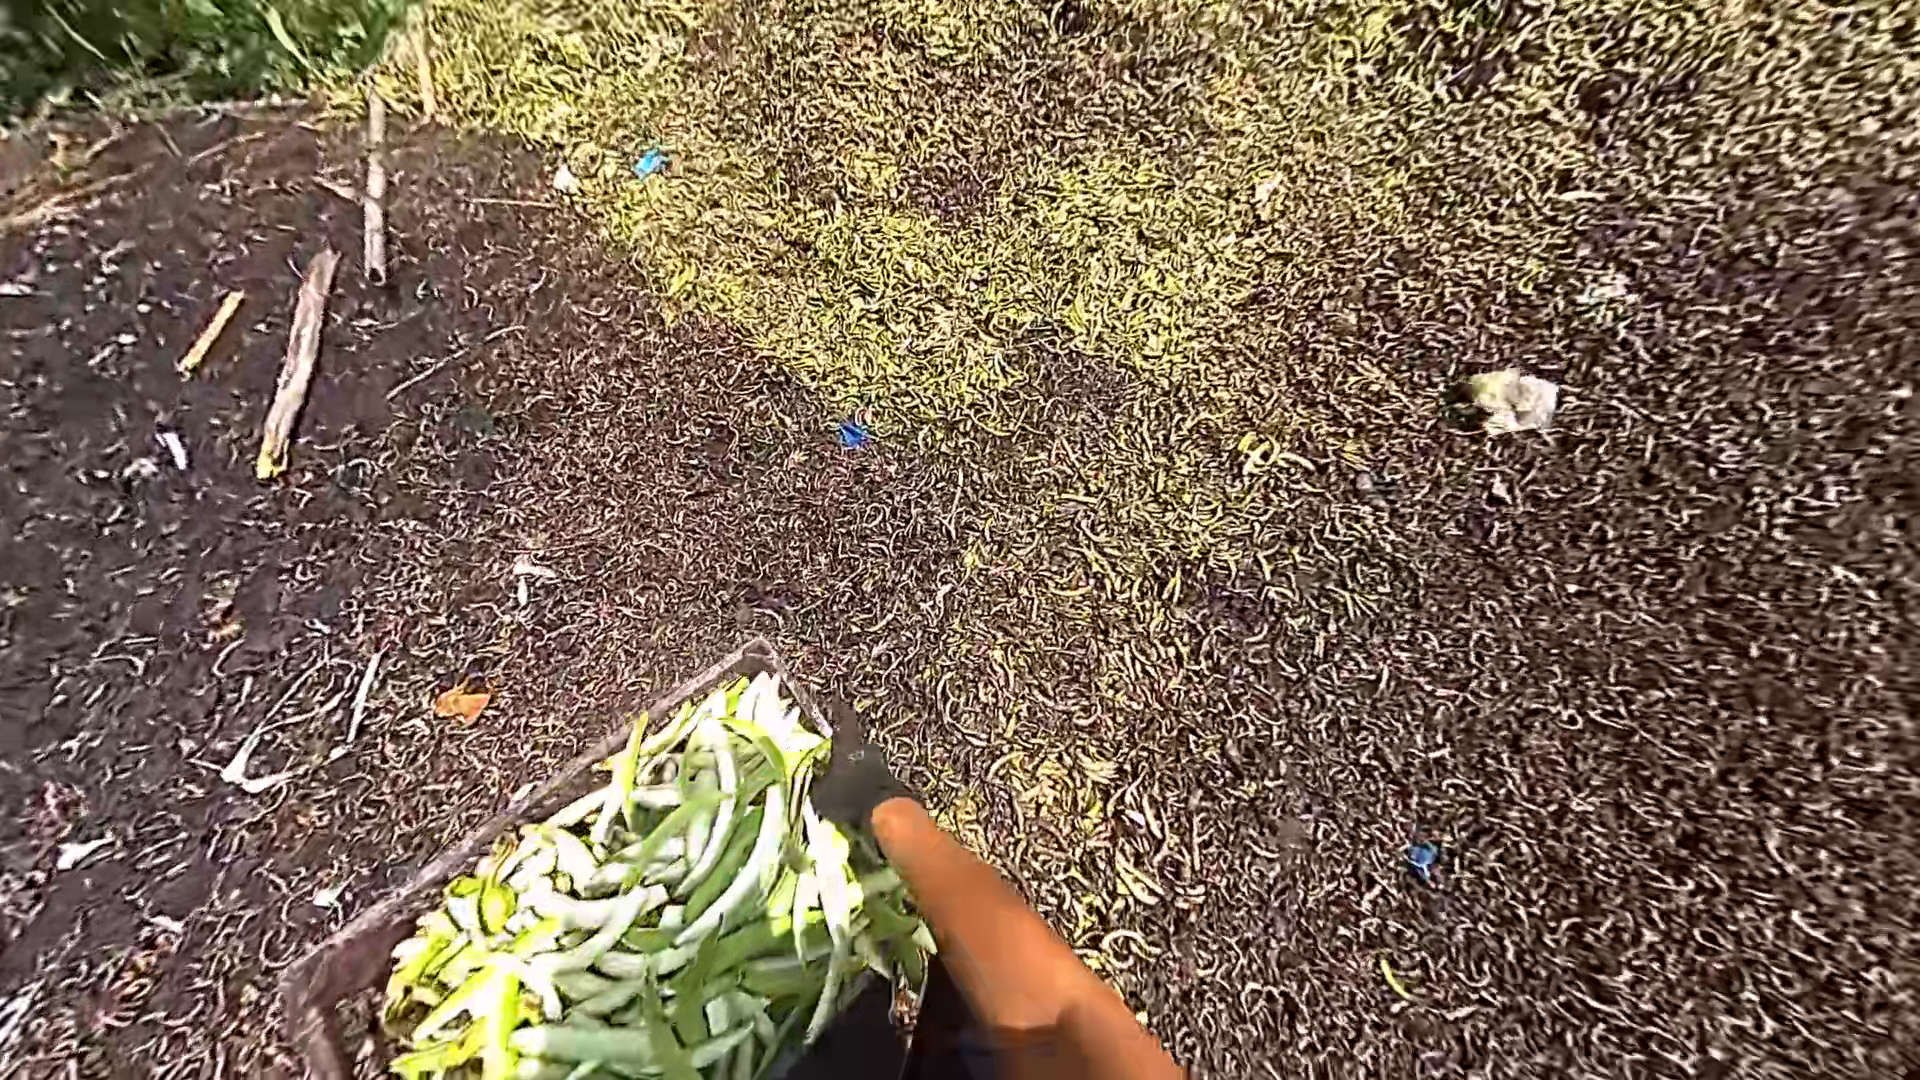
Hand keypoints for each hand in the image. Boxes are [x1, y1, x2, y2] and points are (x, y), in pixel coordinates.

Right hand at [809, 699, 915, 829]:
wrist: (886, 813)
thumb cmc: (850, 798)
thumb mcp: (821, 795)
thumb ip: (817, 782)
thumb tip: (814, 774)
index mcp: (848, 746)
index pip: (844, 720)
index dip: (840, 710)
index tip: (836, 702)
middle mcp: (866, 749)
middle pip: (854, 741)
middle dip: (845, 747)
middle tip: (833, 756)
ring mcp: (881, 763)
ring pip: (864, 759)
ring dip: (856, 765)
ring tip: (845, 779)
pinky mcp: (890, 779)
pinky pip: (872, 775)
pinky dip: (864, 780)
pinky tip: (857, 793)